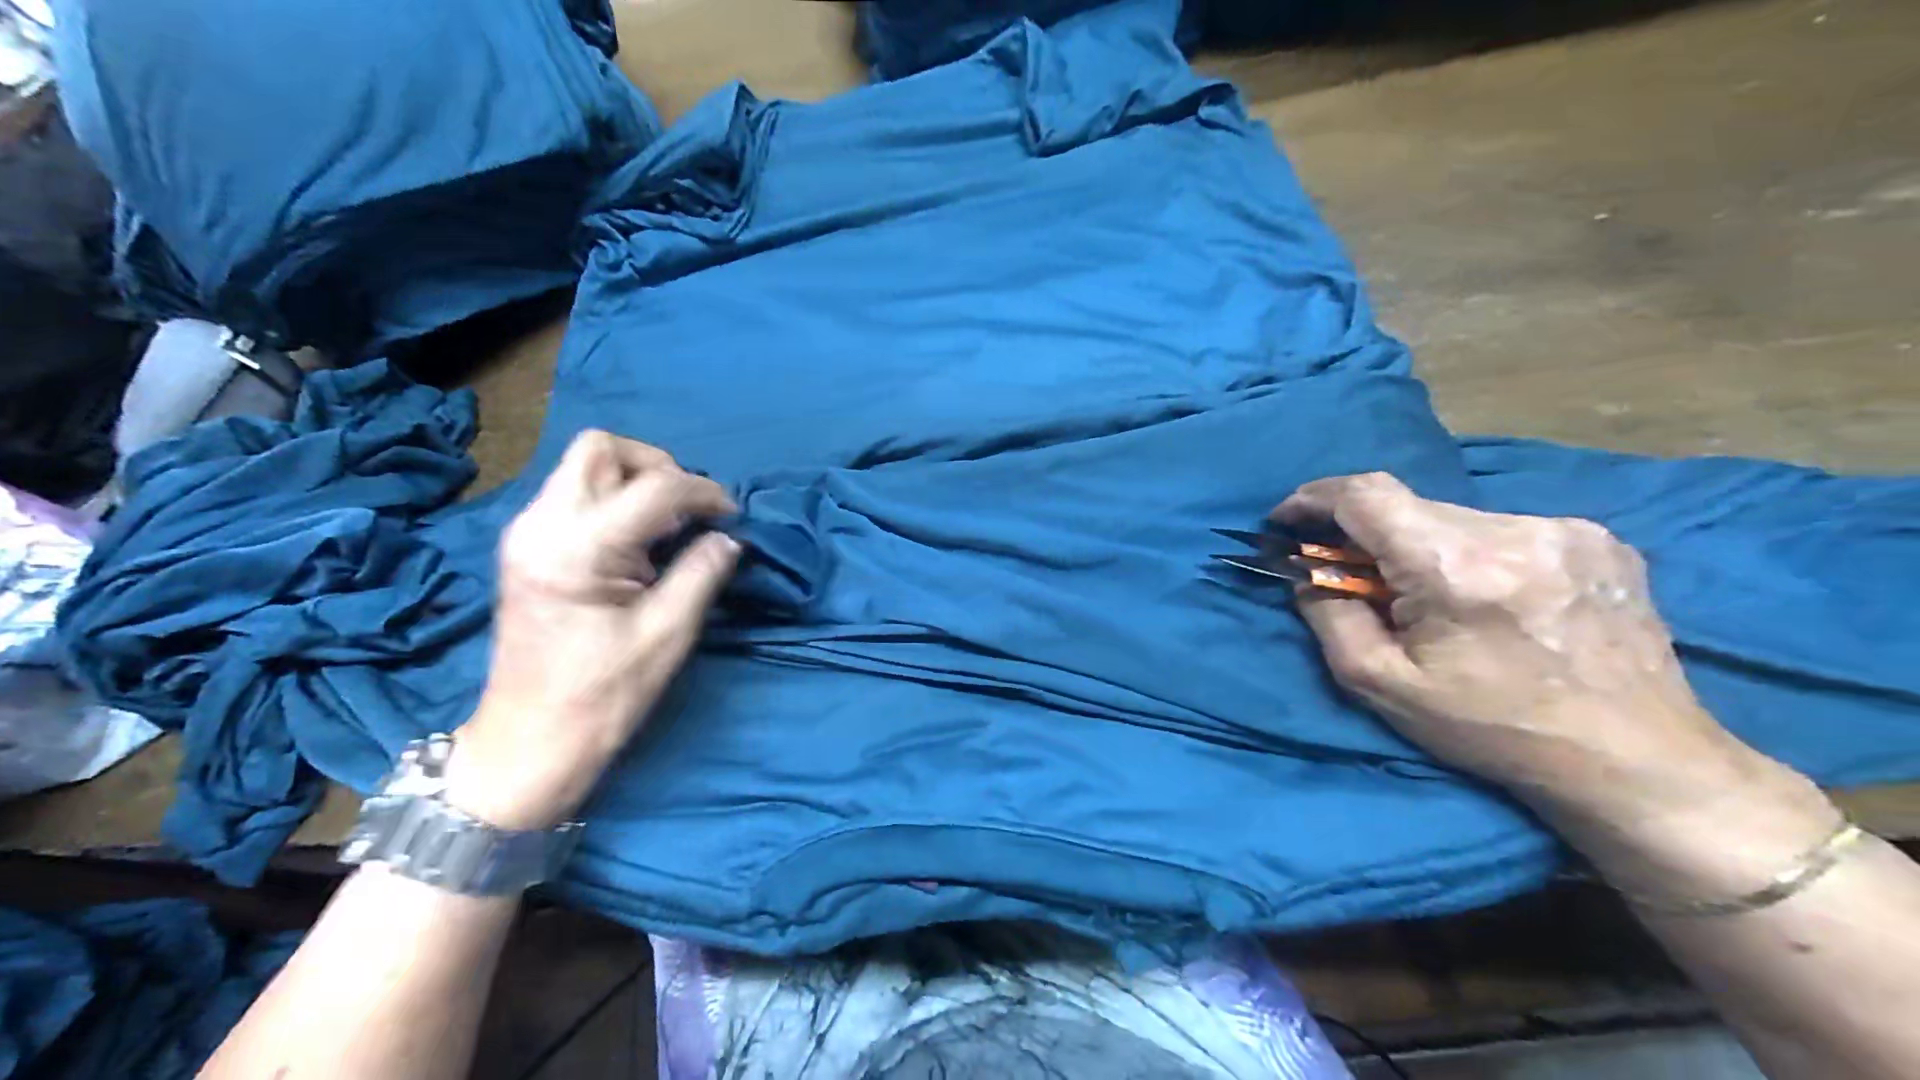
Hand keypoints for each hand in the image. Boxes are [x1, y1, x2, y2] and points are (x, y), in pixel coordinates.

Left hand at [446, 431, 740, 830]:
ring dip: (636, 481)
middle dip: (658, 467)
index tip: (732, 517)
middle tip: (690, 510)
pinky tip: (640, 541)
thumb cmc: (603, 698)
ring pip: (586, 466)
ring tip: (670, 525)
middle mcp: (541, 525)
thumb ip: (702, 572)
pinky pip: (576, 494)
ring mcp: (526, 533)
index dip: (704, 493)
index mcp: (577, 548)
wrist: (528, 745)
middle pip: (602, 449)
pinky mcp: (527, 547)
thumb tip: (728, 537)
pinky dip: (616, 501)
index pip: (655, 486)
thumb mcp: (668, 635)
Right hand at [1274, 473, 1828, 860]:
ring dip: (1420, 545)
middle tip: (1353, 579)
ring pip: (1454, 516)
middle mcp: (1513, 530)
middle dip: (1365, 533)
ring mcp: (1566, 529)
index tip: (1286, 520)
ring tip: (1428, 598)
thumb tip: (1307, 573)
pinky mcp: (1600, 539)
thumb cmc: (1494, 730)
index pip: (1365, 494)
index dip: (1313, 497)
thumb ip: (1329, 616)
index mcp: (1455, 567)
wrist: (1639, 764)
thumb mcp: (1382, 685)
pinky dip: (1471, 552)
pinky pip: (1503, 528)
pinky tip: (1487, 597)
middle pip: (1407, 505)